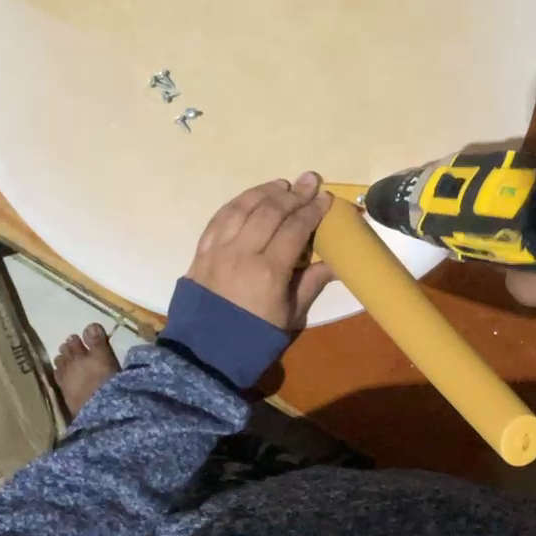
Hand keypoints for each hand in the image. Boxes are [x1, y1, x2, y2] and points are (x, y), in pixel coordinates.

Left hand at [187, 173, 335, 329]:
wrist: (204, 356)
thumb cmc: (253, 340)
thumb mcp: (290, 317)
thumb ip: (310, 284)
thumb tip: (334, 263)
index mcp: (269, 271)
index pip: (295, 229)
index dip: (312, 211)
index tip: (326, 199)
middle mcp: (242, 252)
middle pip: (270, 211)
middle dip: (294, 193)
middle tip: (311, 180)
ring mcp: (218, 249)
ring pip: (242, 208)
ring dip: (264, 192)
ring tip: (282, 184)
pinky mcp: (201, 252)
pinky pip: (219, 218)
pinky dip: (237, 203)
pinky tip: (249, 198)